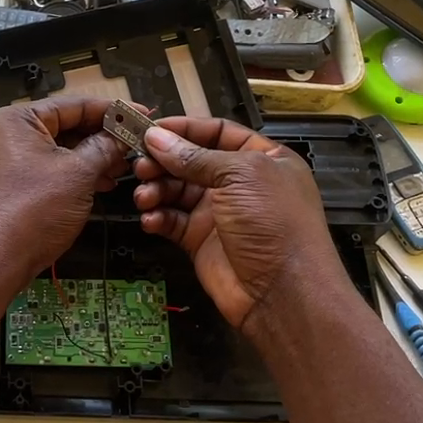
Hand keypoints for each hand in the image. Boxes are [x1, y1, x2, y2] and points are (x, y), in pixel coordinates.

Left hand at [0, 97, 130, 286]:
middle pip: (69, 126)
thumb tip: (123, 135)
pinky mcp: (19, 187)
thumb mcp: (78, 173)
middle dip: (105, 137)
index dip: (112, 110)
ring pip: (64, 151)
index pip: (76, 105)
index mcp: (20, 119)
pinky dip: (80, 175)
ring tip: (125, 167)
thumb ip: (104, 147)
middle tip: (137, 145)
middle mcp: (13, 135)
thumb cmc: (30, 212)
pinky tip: (104, 183)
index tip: (142, 114)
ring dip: (96, 158)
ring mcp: (14, 162)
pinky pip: (56, 171)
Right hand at [132, 117, 349, 334]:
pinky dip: (157, 217)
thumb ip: (194, 156)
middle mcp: (238, 182)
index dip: (184, 129)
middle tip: (140, 166)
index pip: (217, 132)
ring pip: (175, 190)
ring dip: (156, 189)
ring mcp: (218, 212)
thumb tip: (156, 137)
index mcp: (260, 159)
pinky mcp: (199, 240)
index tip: (150, 130)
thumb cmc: (273, 222)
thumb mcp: (239, 176)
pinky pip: (171, 220)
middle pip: (190, 161)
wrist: (282, 292)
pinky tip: (151, 219)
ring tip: (144, 197)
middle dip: (163, 161)